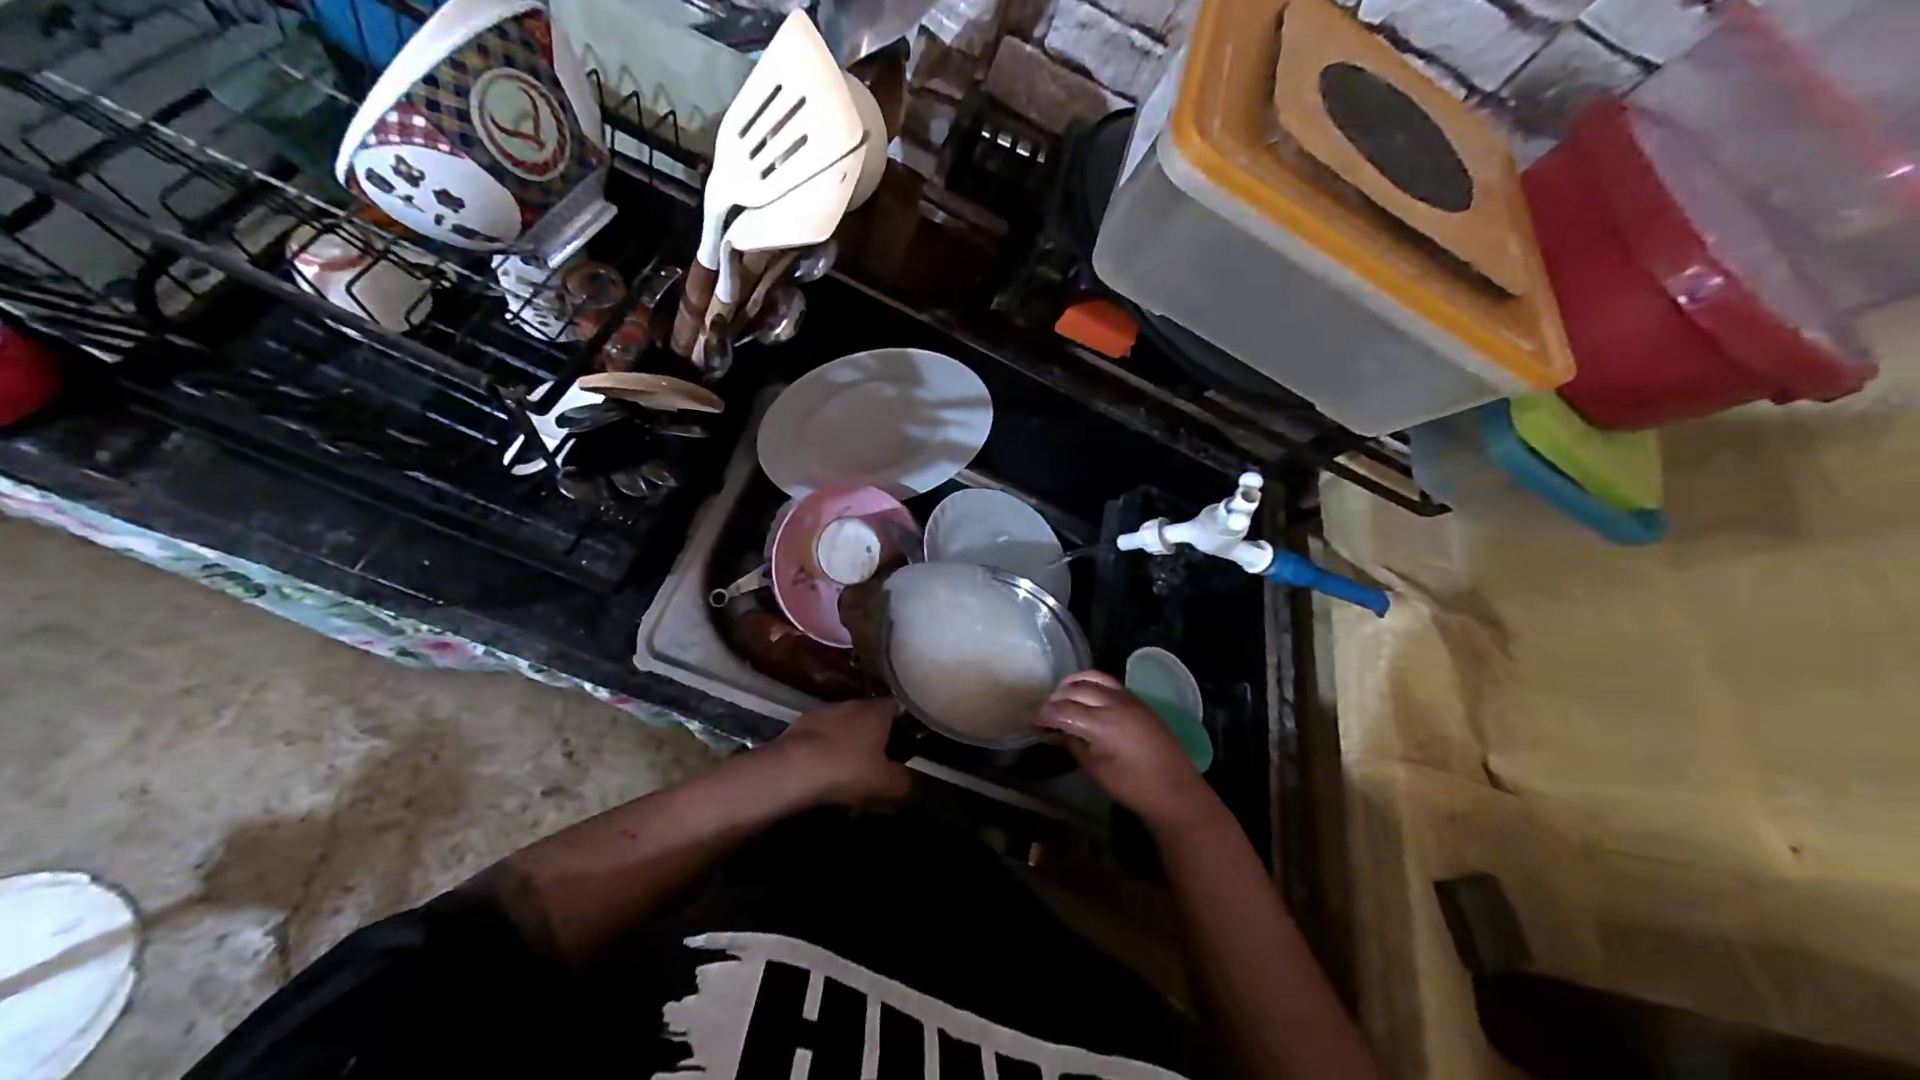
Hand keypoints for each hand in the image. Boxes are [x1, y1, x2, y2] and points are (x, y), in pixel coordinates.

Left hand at [774, 699, 913, 807]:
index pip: (895, 709)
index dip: (899, 727)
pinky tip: (820, 772)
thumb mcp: (885, 784)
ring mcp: (823, 712)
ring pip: (842, 727)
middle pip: (867, 718)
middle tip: (873, 766)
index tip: (899, 747)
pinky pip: (819, 737)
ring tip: (844, 773)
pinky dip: (822, 750)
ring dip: (845, 744)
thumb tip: (906, 781)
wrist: (793, 769)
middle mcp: (851, 703)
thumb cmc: (847, 770)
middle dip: (870, 739)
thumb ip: (902, 781)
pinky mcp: (798, 724)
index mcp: (876, 711)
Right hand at [1036, 672, 1213, 828]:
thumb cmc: (1133, 786)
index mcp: (1102, 723)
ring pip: (1095, 678)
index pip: (1064, 710)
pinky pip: (1110, 683)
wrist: (1175, 790)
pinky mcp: (1139, 702)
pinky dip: (1093, 683)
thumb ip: (1074, 745)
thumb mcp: (1096, 769)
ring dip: (1075, 683)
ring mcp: (1129, 699)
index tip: (1034, 723)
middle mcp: (1114, 703)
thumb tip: (1056, 733)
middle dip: (1057, 698)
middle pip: (1077, 689)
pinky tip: (1086, 695)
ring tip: (1062, 694)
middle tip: (1046, 711)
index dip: (1045, 715)